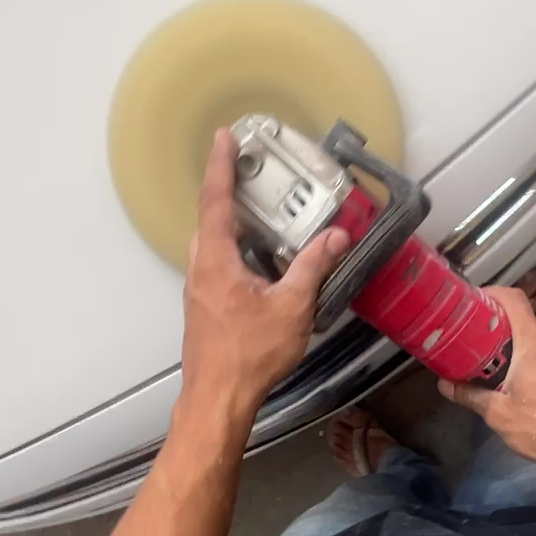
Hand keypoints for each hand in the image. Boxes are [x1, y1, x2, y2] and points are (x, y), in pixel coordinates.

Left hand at [179, 129, 349, 419]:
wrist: (219, 398)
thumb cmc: (250, 355)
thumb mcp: (293, 306)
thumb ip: (313, 267)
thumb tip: (336, 237)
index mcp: (216, 261)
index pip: (216, 200)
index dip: (220, 165)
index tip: (224, 137)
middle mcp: (201, 271)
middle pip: (210, 221)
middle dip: (228, 194)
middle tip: (250, 176)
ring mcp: (199, 292)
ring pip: (213, 247)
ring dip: (233, 228)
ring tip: (262, 220)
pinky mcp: (205, 310)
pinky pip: (218, 268)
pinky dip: (235, 254)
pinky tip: (261, 269)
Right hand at [439, 286, 535, 479]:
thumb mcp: (499, 415)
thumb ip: (470, 395)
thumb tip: (444, 385)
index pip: (515, 301)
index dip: (496, 293)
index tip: (479, 300)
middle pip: (530, 328)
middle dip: (508, 338)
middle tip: (489, 354)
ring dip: (531, 358)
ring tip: (516, 380)